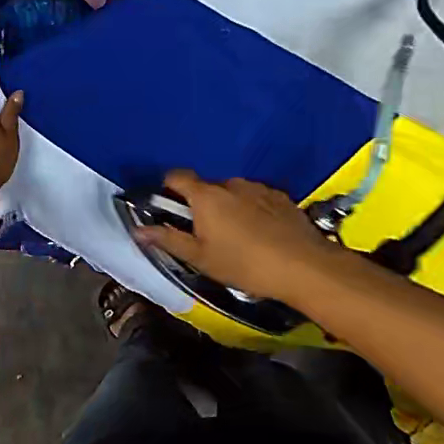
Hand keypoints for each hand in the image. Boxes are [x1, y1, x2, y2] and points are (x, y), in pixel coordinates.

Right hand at [132, 170, 355, 307]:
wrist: (304, 267)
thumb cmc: (245, 264)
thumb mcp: (201, 258)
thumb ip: (168, 240)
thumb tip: (139, 230)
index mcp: (205, 196)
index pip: (176, 176)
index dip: (167, 186)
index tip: (166, 205)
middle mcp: (230, 184)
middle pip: (205, 187)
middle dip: (200, 204)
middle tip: (203, 233)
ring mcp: (258, 188)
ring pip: (232, 192)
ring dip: (228, 207)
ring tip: (235, 236)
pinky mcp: (281, 197)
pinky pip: (256, 198)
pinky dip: (251, 210)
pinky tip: (260, 234)